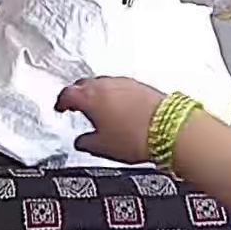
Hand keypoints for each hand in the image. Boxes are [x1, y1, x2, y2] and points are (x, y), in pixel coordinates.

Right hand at [54, 76, 168, 162]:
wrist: (170, 129)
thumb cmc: (136, 137)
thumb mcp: (103, 147)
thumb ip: (86, 142)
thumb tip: (81, 142)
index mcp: (88, 97)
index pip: (67, 94)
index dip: (61, 102)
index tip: (60, 107)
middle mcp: (103, 84)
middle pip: (83, 84)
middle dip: (77, 94)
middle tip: (75, 105)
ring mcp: (122, 82)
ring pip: (102, 83)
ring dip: (96, 93)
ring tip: (99, 108)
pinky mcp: (139, 84)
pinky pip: (119, 86)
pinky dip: (114, 94)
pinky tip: (120, 107)